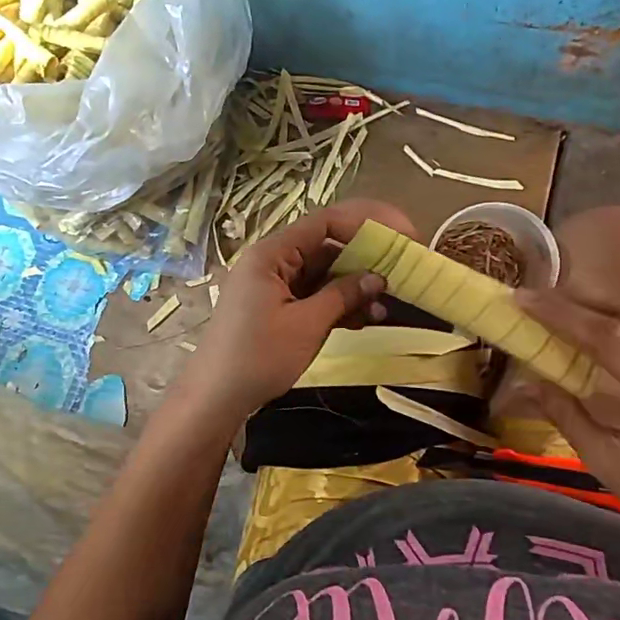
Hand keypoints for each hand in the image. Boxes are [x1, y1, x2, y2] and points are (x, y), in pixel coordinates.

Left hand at [174, 200, 415, 419]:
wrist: (216, 396)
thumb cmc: (258, 356)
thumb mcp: (307, 325)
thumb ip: (343, 295)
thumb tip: (378, 276)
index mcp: (271, 255)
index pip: (325, 223)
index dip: (367, 223)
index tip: (403, 237)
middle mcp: (271, 262)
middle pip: (325, 248)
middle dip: (364, 261)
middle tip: (402, 275)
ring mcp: (272, 286)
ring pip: (321, 275)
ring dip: (353, 288)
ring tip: (386, 306)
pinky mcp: (275, 308)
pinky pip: (311, 296)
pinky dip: (336, 305)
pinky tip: (365, 318)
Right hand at [511, 288, 619, 577]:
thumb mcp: (608, 462)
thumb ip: (567, 417)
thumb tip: (526, 384)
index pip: (605, 336)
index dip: (559, 314)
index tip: (522, 300)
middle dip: (574, 301)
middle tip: (534, 300)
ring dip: (595, 306)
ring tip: (556, 310)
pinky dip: (613, 319)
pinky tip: (589, 329)